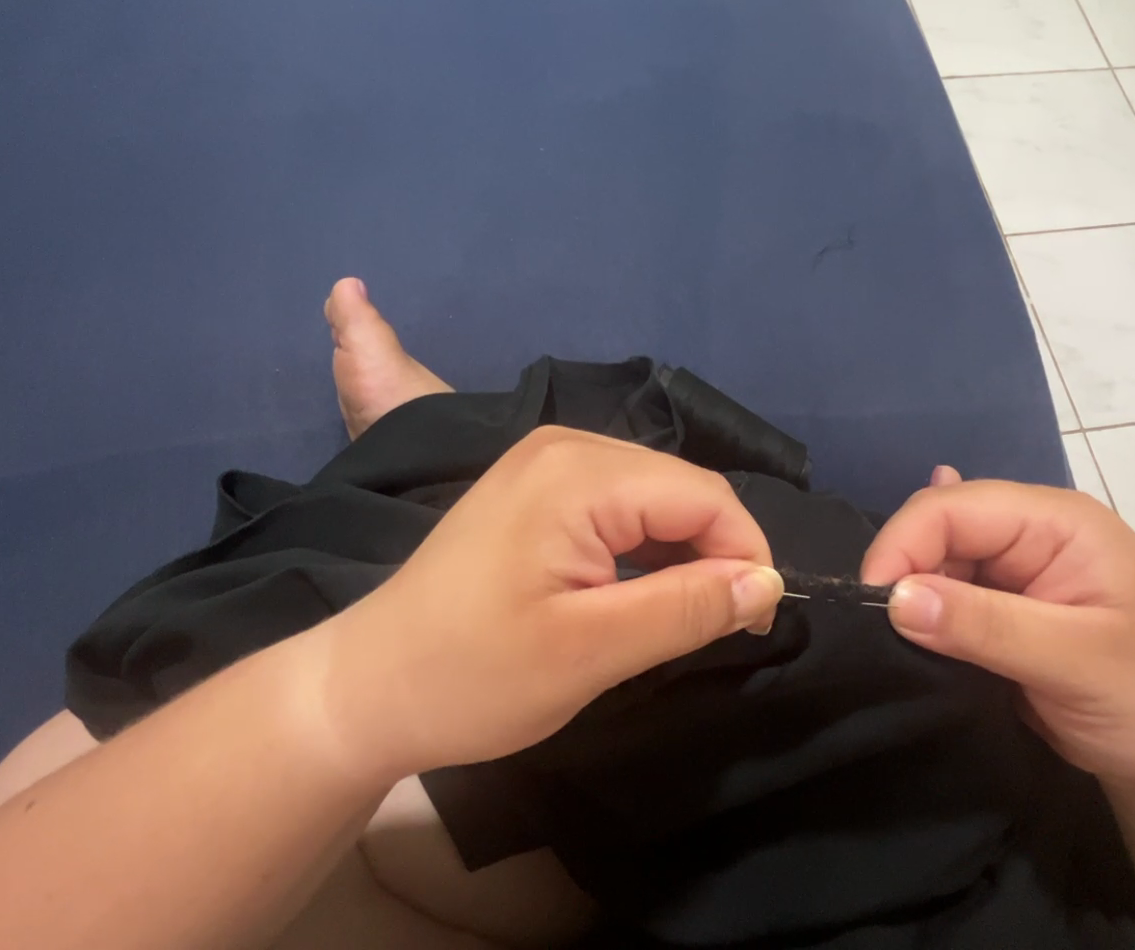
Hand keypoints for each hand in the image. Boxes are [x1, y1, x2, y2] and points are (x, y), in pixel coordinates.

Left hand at [308, 426, 784, 779]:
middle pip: (679, 487)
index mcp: (578, 473)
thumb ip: (687, 609)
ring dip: (681, 550)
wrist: (366, 687)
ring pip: (652, 494)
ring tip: (681, 615)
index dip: (746, 553)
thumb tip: (768, 583)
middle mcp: (564, 446)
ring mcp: (542, 463)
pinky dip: (642, 546)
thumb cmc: (472, 676)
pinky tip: (636, 590)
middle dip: (715, 550)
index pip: (703, 494)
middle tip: (721, 626)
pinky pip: (615, 502)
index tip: (756, 622)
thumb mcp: (590, 651)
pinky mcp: (532, 488)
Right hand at [862, 478, 1134, 795]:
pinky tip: (905, 620)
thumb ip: (985, 625)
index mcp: (1056, 521)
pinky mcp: (1002, 610)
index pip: (953, 509)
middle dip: (902, 571)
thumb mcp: (1079, 662)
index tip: (871, 606)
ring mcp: (1016, 572)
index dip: (903, 545)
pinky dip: (922, 613)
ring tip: (891, 641)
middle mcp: (1030, 533)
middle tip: (878, 633)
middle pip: (937, 529)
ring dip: (909, 598)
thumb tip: (892, 597)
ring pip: (933, 564)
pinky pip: (945, 597)